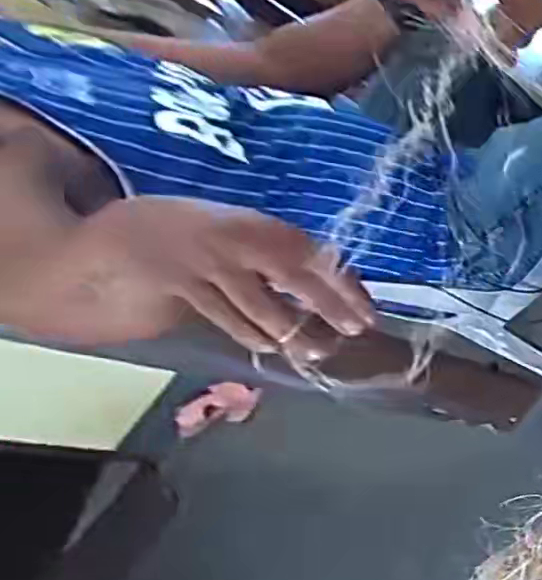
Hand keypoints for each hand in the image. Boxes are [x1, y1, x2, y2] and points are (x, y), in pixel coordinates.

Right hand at [67, 197, 377, 357]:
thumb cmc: (221, 240)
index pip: (320, 260)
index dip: (348, 289)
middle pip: (296, 279)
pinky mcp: (176, 282)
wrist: (132, 228)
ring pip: (259, 305)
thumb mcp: (262, 239)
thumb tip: (354, 293)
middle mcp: (239, 242)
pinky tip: (270, 347)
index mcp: (268, 228)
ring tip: (316, 351)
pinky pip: (222, 315)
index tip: (370, 316)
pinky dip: (249, 333)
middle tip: (354, 331)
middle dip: (330, 308)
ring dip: (292, 332)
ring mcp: (205, 262)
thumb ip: (302, 261)